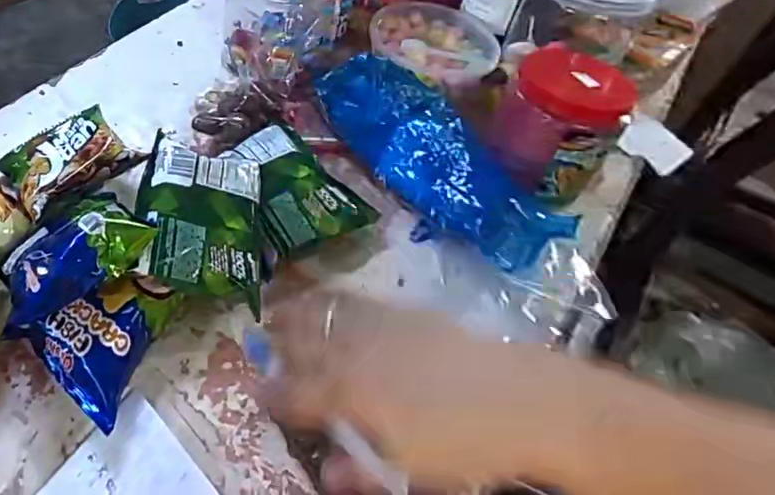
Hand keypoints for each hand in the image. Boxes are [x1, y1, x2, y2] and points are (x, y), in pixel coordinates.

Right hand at [260, 290, 599, 492]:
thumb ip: (364, 472)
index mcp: (353, 395)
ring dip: (294, 311)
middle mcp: (354, 353)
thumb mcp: (414, 471)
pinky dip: (326, 299)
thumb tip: (327, 477)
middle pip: (302, 343)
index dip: (273, 394)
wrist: (518, 397)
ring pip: (321, 313)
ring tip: (275, 306)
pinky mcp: (396, 311)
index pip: (298, 393)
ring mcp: (374, 326)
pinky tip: (322, 298)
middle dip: (275, 340)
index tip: (256, 393)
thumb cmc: (466, 446)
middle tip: (256, 337)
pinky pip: (348, 300)